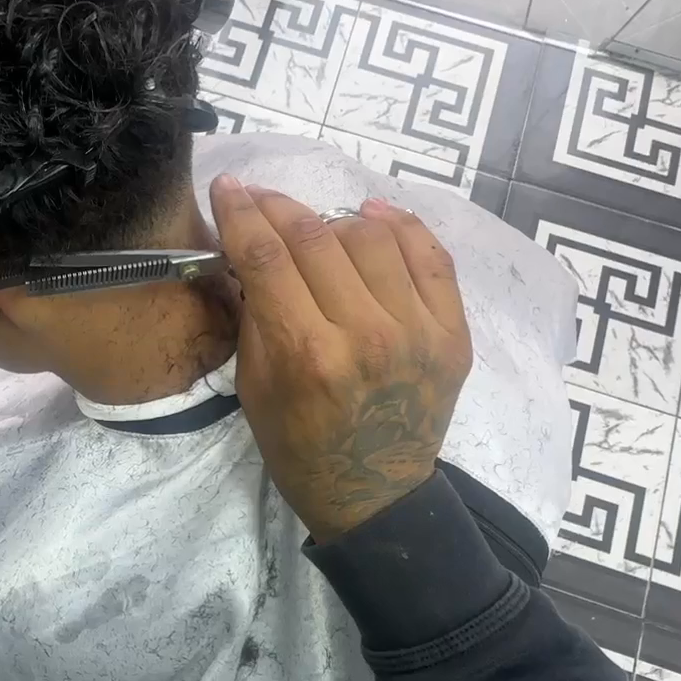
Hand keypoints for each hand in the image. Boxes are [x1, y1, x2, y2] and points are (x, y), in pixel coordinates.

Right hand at [210, 178, 471, 541]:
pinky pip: (429, 254)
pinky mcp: (453, 332)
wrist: (373, 493)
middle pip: (316, 238)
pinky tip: (370, 215)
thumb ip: (254, 319)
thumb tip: (250, 257)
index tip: (227, 187)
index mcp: (304, 355)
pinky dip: (398, 224)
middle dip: (277, 207)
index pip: (267, 259)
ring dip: (331, 220)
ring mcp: (417, 330)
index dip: (241, 214)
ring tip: (313, 229)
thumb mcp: (253, 390)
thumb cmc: (298, 449)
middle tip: (258, 198)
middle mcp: (364, 334)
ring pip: (370, 236)